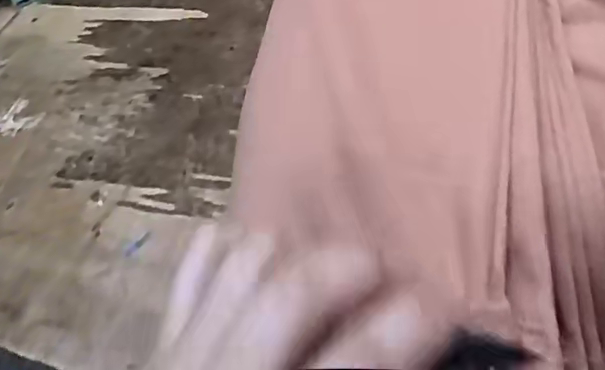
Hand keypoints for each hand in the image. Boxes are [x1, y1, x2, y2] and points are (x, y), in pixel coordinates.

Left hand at [153, 224, 449, 369]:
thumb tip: (416, 358)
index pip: (357, 360)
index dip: (407, 326)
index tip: (442, 305)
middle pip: (294, 292)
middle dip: (351, 266)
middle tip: (388, 270)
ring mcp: (185, 351)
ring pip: (245, 261)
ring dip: (295, 251)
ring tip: (330, 264)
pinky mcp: (161, 338)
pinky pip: (197, 263)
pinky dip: (234, 246)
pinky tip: (266, 253)